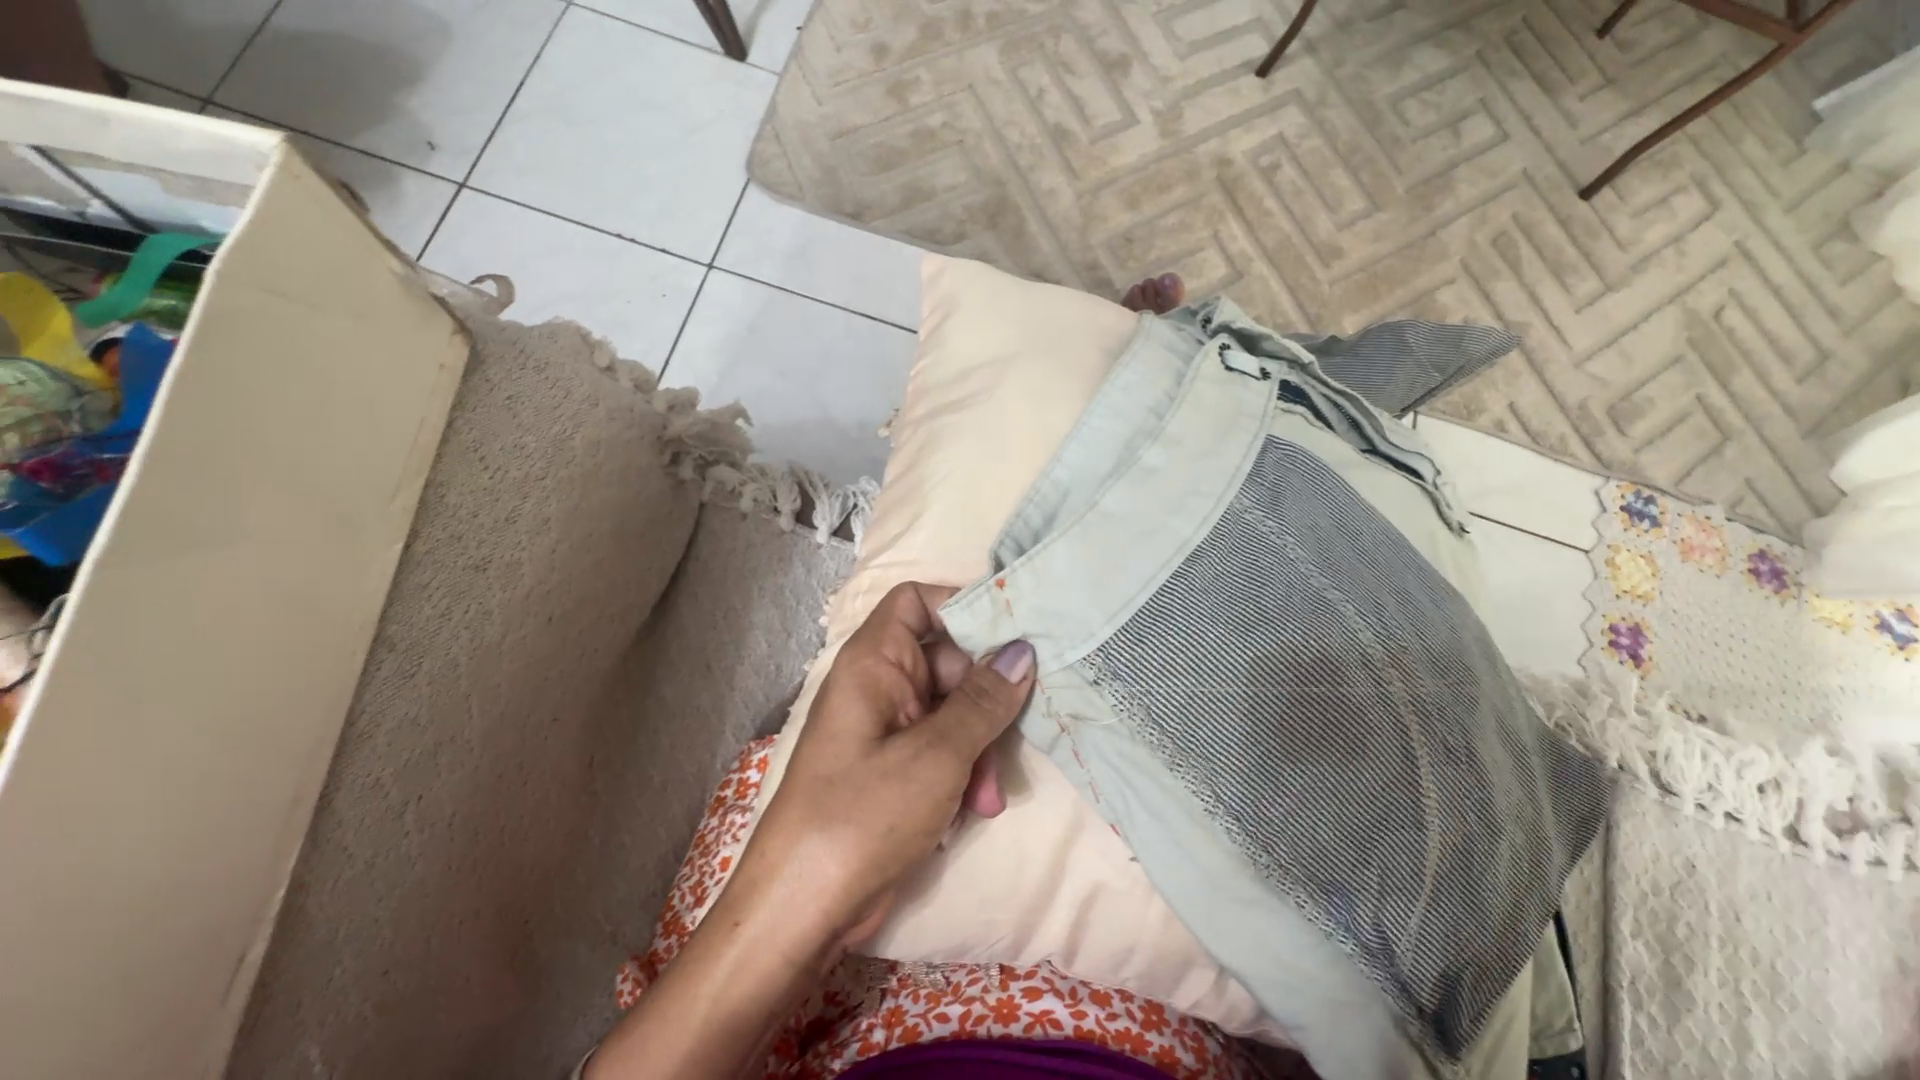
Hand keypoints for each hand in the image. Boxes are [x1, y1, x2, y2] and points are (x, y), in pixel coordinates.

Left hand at [585, 583, 1034, 1079]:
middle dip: (985, 698)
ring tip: (990, 793)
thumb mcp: (936, 755)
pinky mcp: (894, 771)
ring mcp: (885, 731)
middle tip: (1015, 731)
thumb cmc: (862, 815)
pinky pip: (943, 749)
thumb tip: (1022, 651)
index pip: (917, 601)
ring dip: (981, 746)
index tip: (1016, 636)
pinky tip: (978, 808)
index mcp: (873, 662)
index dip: (963, 608)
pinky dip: (965, 772)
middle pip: (947, 660)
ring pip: (952, 710)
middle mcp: (878, 687)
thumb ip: (983, 700)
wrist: (804, 907)